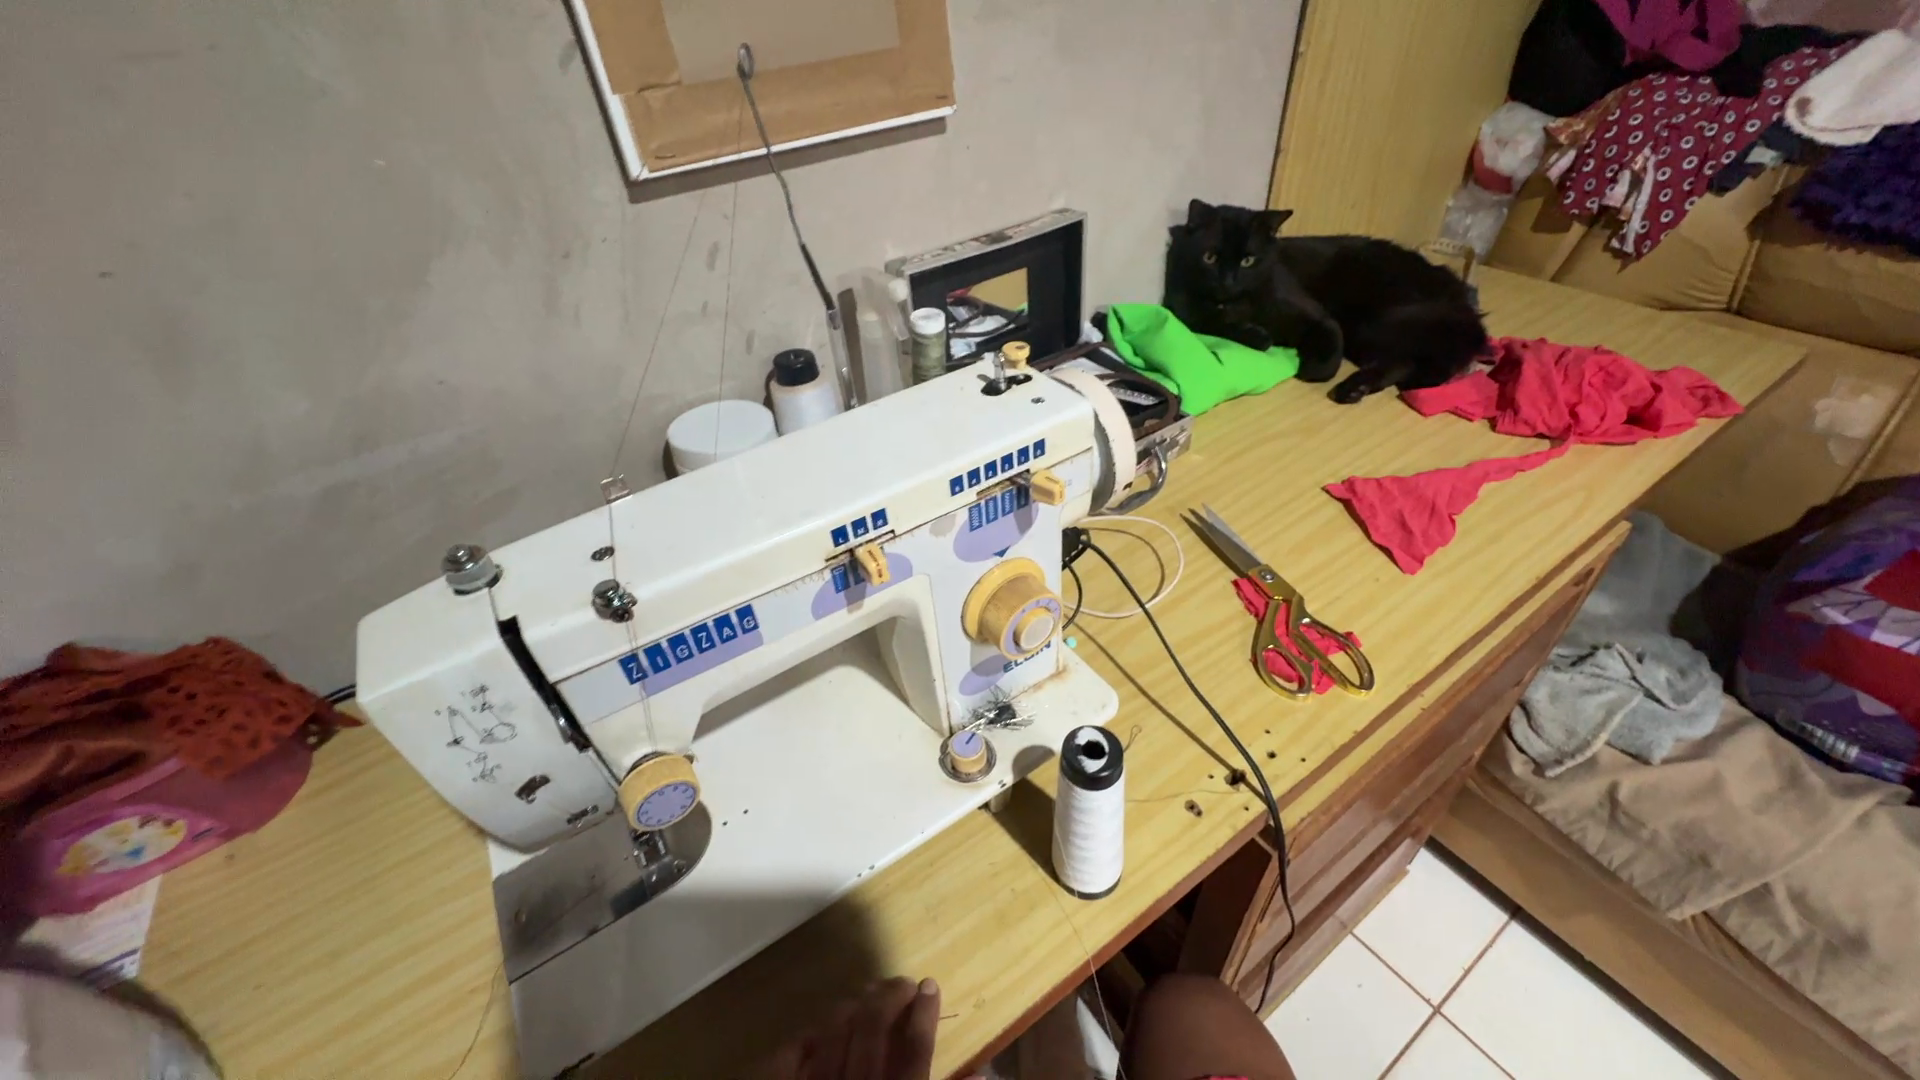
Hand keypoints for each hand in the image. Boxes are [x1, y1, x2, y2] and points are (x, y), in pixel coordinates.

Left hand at [752, 977, 941, 1079]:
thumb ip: (934, 1079)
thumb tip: (979, 1072)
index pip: (915, 1052)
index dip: (924, 1014)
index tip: (928, 984)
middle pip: (873, 1029)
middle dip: (889, 997)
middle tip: (900, 982)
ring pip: (833, 1032)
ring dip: (851, 1007)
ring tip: (864, 997)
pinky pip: (789, 1053)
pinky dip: (805, 1036)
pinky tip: (817, 1028)